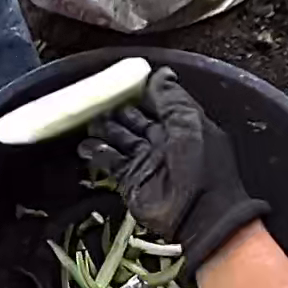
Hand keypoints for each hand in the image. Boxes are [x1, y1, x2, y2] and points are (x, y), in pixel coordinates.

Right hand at [78, 67, 268, 268]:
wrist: (200, 214)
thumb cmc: (201, 165)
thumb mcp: (190, 123)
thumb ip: (172, 98)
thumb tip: (160, 72)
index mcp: (182, 126)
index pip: (157, 105)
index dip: (140, 94)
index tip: (120, 83)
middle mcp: (163, 142)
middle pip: (135, 121)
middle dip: (117, 111)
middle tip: (97, 101)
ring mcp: (145, 162)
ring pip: (120, 140)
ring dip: (104, 130)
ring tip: (88, 121)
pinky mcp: (130, 180)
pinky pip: (111, 162)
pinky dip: (97, 152)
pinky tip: (85, 145)